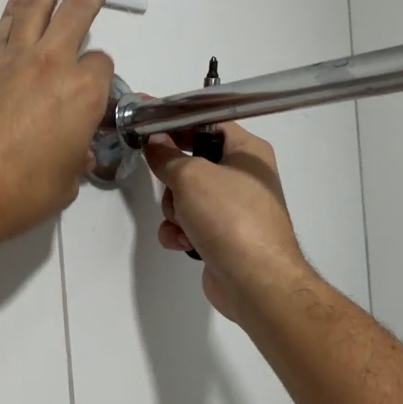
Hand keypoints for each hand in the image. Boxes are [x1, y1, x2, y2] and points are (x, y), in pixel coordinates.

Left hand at [0, 0, 114, 249]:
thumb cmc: (22, 192)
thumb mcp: (64, 183)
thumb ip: (73, 160)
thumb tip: (72, 154)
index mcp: (84, 94)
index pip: (102, 68)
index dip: (103, 77)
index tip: (98, 92)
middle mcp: (53, 67)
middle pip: (75, 19)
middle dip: (88, 0)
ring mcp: (15, 63)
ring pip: (36, 9)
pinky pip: (7, 28)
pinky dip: (15, 9)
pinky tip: (19, 0)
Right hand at [144, 123, 310, 319]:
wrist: (254, 280)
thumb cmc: (229, 216)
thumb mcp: (191, 176)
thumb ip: (166, 156)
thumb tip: (154, 141)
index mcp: (247, 150)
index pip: (207, 123)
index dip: (177, 124)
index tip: (147, 126)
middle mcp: (242, 176)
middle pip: (191, 164)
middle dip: (174, 182)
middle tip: (176, 192)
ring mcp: (232, 209)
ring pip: (185, 197)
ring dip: (175, 212)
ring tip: (186, 226)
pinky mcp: (221, 236)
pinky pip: (188, 225)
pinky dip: (181, 233)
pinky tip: (184, 244)